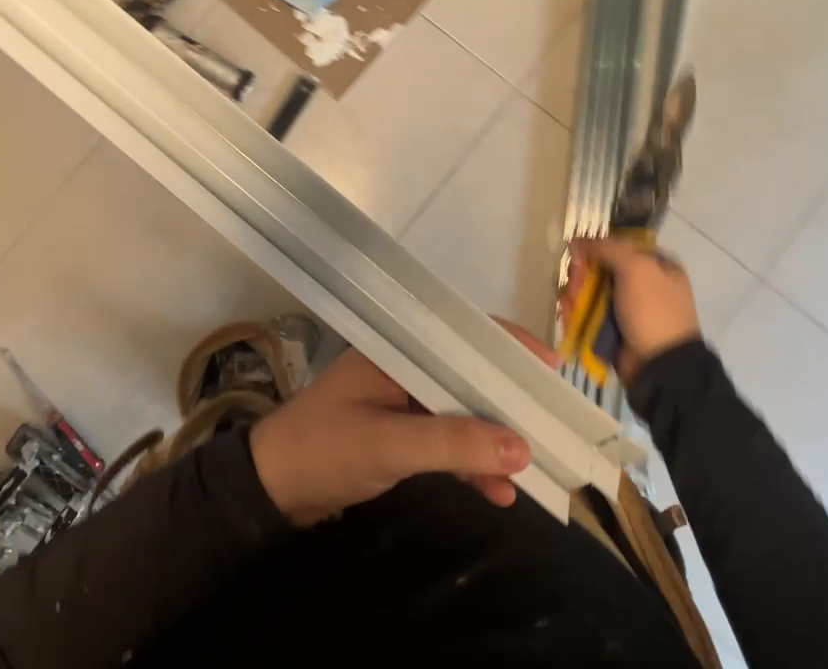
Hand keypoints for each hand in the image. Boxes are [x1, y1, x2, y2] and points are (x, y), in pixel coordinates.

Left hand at [248, 323, 551, 525]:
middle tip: (556, 425)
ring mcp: (401, 401)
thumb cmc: (323, 452)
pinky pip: (447, 440)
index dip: (509, 348)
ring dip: (494, 440)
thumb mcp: (389, 446)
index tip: (553, 370)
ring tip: (535, 471)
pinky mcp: (399, 432)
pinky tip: (498, 492)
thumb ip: (452, 444)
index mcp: (395, 351)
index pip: (461, 335)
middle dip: (511, 401)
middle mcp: (402, 368)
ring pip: (462, 411)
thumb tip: (522, 446)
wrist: (271, 489)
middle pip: (468, 374)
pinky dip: (471, 462)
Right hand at [569, 236, 702, 380]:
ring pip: (589, 290)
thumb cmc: (653, 310)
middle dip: (582, 274)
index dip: (597, 246)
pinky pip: (587, 312)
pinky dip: (575, 312)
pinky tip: (569, 314)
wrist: (659, 363)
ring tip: (571, 304)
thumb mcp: (637, 269)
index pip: (619, 244)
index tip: (580, 252)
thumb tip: (579, 241)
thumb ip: (608, 248)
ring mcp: (625, 307)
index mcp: (656, 265)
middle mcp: (642, 283)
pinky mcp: (611, 327)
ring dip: (575, 294)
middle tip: (577, 283)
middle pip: (599, 267)